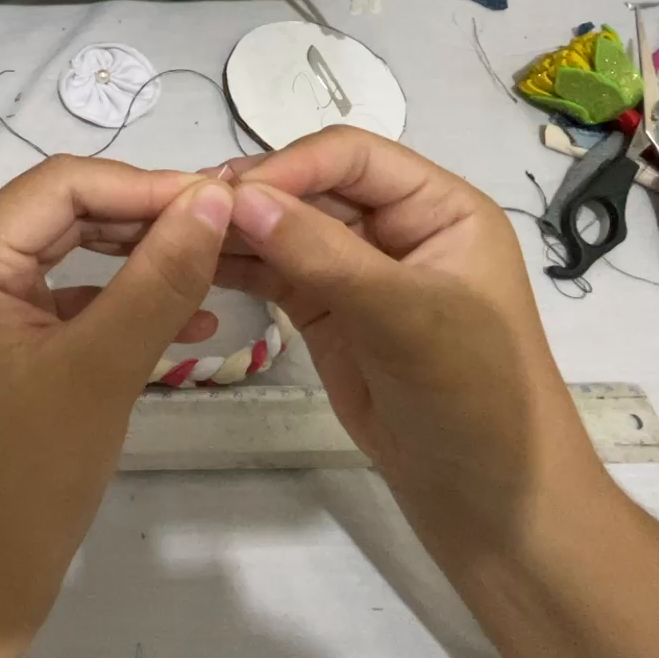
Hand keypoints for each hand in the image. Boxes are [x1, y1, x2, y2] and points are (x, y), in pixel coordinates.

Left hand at [0, 156, 232, 657]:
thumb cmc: (33, 470)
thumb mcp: (103, 366)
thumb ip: (158, 277)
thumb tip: (211, 198)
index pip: (56, 187)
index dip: (139, 185)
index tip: (215, 199)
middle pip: (60, 212)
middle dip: (141, 217)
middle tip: (219, 227)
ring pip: (68, 250)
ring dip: (137, 256)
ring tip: (209, 262)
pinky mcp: (3, 334)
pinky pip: (65, 294)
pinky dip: (119, 299)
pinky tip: (186, 316)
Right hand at [203, 128, 607, 552]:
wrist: (485, 500)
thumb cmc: (472, 398)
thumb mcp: (405, 318)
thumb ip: (322, 254)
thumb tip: (240, 199)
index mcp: (435, 207)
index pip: (351, 157)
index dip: (289, 166)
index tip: (229, 194)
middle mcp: (390, 224)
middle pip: (307, 186)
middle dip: (251, 195)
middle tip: (184, 211)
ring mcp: (350, 265)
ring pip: (280, 225)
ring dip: (232, 227)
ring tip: (174, 232)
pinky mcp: (320, 303)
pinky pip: (268, 268)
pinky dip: (232, 263)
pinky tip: (191, 262)